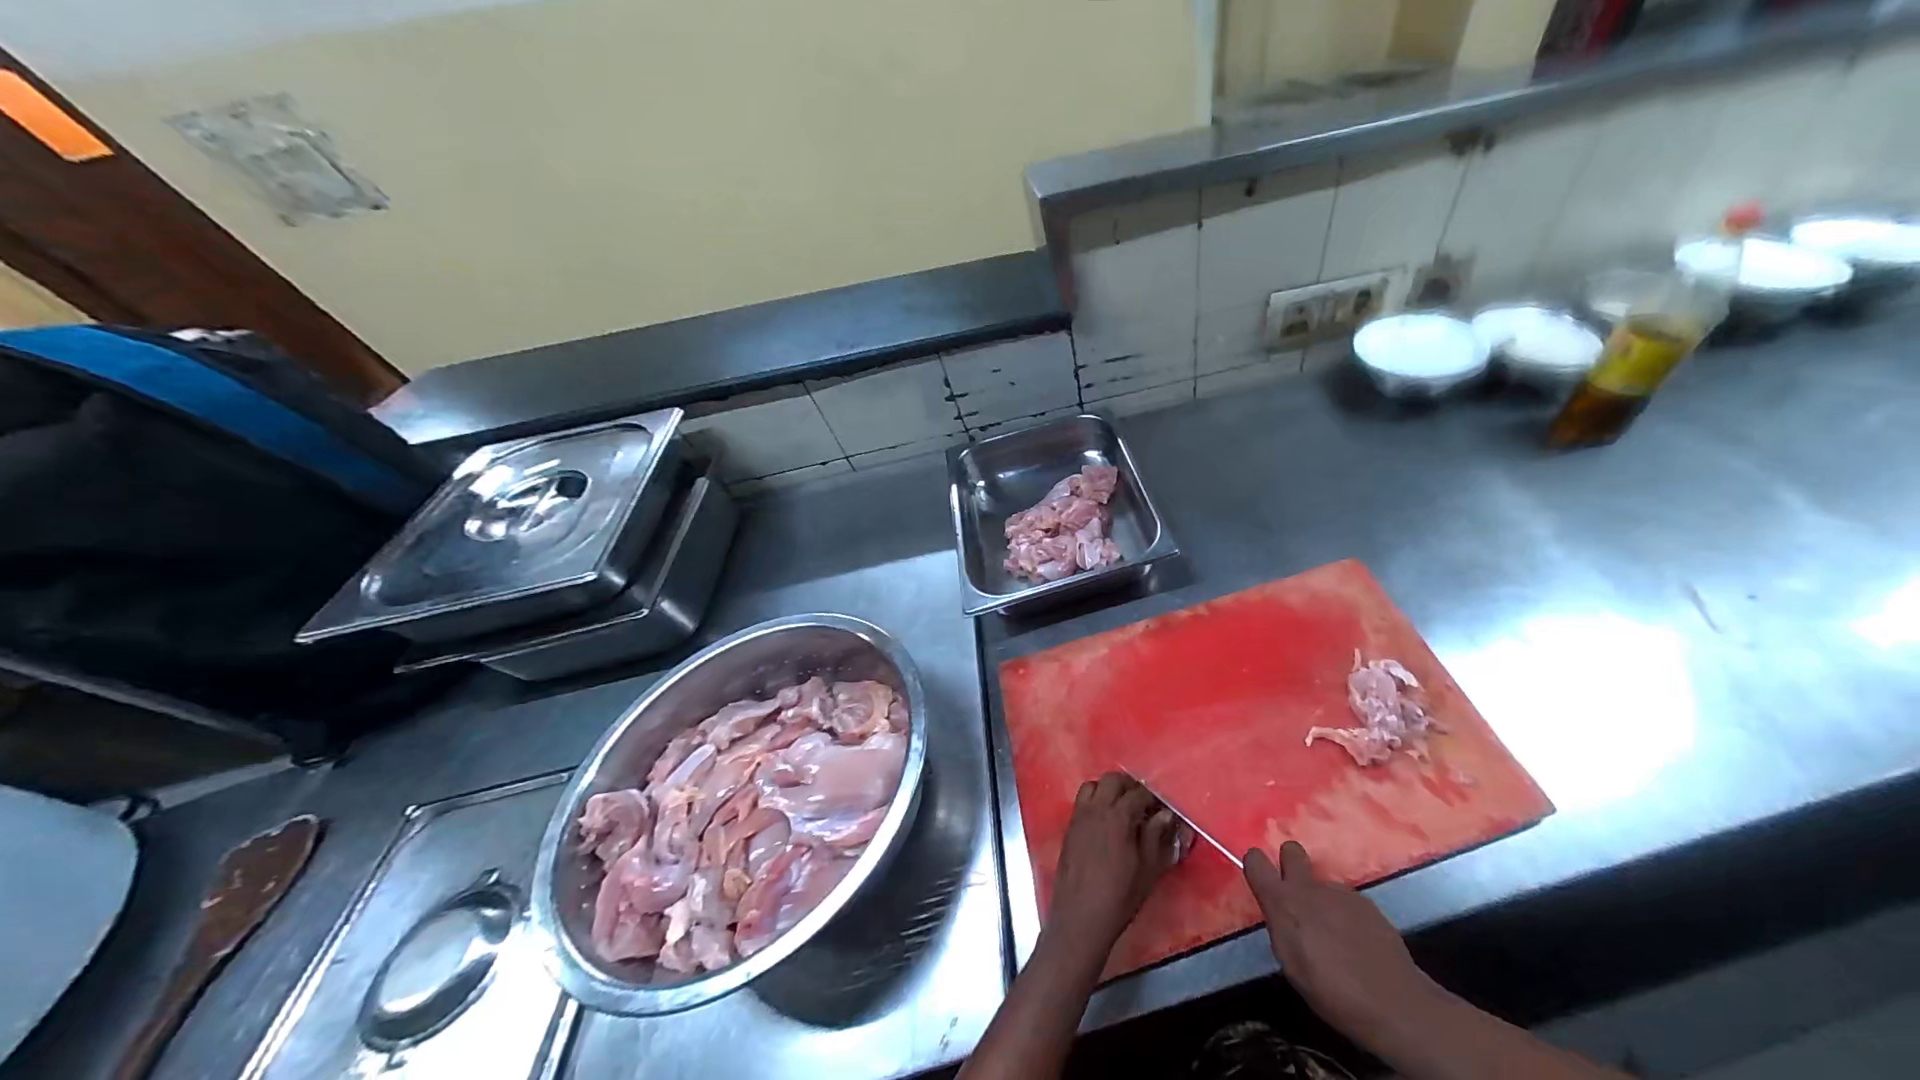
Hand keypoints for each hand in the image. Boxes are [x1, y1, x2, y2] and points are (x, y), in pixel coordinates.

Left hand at [1047, 773, 1189, 955]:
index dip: (1153, 797)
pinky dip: (1094, 802)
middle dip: (1130, 786)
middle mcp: (1095, 809)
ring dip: (1108, 790)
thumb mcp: (1149, 869)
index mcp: (1118, 816)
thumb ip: (1157, 837)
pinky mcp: (1069, 828)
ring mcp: (1079, 817)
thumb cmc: (1120, 895)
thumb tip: (1165, 815)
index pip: (1139, 793)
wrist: (1081, 915)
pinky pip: (1081, 802)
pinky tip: (1105, 822)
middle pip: (1112, 780)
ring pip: (1093, 786)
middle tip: (1143, 803)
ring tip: (1122, 809)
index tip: (1162, 808)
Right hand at [1244, 841, 1445, 1044]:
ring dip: (1323, 901)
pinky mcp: (1369, 905)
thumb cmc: (1330, 991)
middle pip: (1292, 850)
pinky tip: (1357, 943)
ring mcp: (1342, 893)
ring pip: (1323, 884)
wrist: (1394, 1003)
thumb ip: (1281, 928)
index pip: (1255, 860)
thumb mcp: (1290, 964)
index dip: (1256, 865)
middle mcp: (1310, 888)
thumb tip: (1282, 916)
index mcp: (1283, 902)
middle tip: (1297, 896)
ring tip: (1335, 936)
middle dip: (1290, 863)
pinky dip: (1347, 915)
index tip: (1260, 880)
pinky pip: (1347, 902)